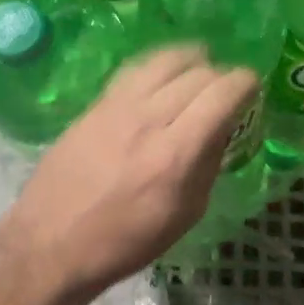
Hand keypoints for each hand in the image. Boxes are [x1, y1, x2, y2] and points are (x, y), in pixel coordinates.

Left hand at [0, 46, 257, 298]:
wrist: (51, 244)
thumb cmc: (126, 241)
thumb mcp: (186, 213)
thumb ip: (209, 163)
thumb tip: (223, 128)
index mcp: (177, 154)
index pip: (223, 94)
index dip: (246, 83)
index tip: (252, 89)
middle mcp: (149, 119)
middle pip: (199, 73)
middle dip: (222, 75)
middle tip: (227, 89)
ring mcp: (118, 107)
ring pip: (167, 60)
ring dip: (192, 60)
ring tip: (201, 69)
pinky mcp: (96, 104)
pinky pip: (136, 68)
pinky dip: (161, 65)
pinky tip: (166, 74)